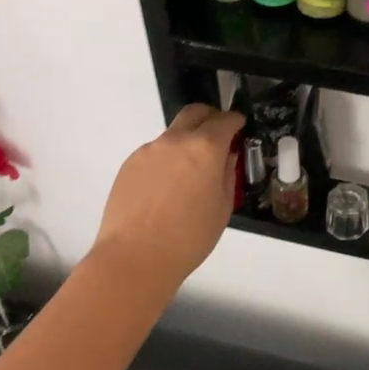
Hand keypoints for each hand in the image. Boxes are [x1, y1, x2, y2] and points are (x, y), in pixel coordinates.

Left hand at [92, 104, 244, 290]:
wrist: (135, 256)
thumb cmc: (189, 238)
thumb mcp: (222, 208)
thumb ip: (226, 175)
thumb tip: (225, 157)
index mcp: (205, 149)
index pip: (224, 121)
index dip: (235, 121)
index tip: (239, 127)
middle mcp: (175, 141)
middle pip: (194, 113)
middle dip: (209, 118)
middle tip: (218, 134)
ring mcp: (148, 150)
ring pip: (172, 135)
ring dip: (186, 143)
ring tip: (189, 174)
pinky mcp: (129, 164)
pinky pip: (154, 154)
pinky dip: (166, 161)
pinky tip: (166, 189)